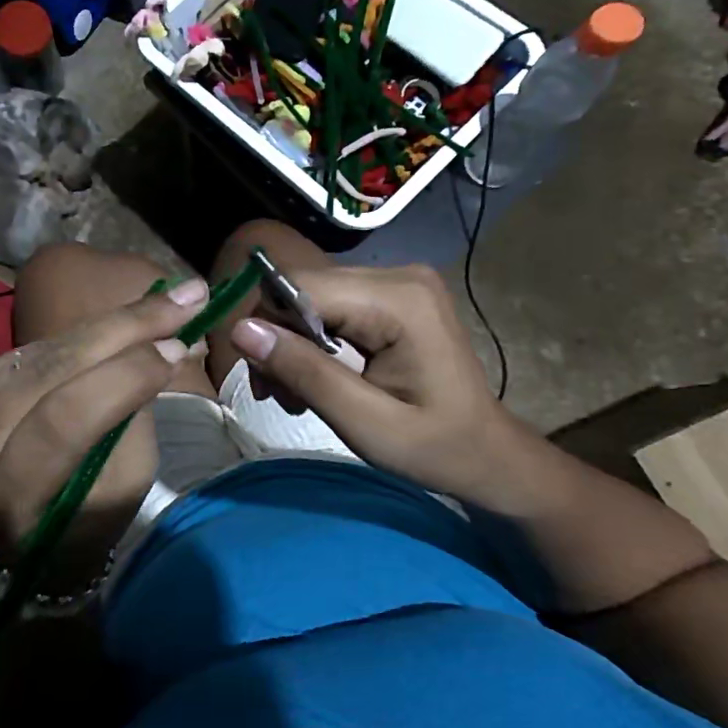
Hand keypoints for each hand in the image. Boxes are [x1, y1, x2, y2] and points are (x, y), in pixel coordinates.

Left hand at [0, 279, 208, 563]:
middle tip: (181, 298)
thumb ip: (132, 418)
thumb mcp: (125, 486)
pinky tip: (110, 332)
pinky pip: (24, 354)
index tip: (181, 343)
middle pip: (44, 374)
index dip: (123, 375)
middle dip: (121, 330)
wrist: (38, 547)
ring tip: (156, 309)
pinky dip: (74, 339)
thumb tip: (160, 345)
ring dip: (102, 328)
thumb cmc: (92, 527)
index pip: (62, 422)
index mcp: (4, 504)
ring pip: (36, 355)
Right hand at [229, 265, 539, 503]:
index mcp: (400, 300)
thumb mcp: (364, 423)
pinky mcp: (394, 295)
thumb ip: (304, 372)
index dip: (268, 325)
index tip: (265, 380)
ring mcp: (399, 281)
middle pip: (305, 288)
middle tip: (279, 396)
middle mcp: (399, 275)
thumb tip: (241, 330)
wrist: (486, 452)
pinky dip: (314, 341)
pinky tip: (317, 377)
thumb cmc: (434, 448)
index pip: (301, 286)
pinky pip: (333, 306)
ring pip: (313, 297)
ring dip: (294, 345)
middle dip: (280, 341)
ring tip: (296, 396)